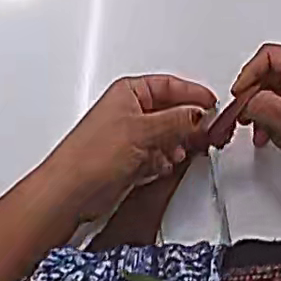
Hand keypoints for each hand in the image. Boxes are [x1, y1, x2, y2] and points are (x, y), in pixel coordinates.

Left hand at [40, 75, 215, 224]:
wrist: (67, 195)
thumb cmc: (90, 156)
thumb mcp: (143, 131)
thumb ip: (177, 121)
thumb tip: (201, 115)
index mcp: (129, 91)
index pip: (170, 85)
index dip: (193, 94)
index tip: (213, 103)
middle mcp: (129, 110)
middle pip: (170, 109)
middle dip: (188, 121)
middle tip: (207, 129)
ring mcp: (129, 135)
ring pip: (166, 133)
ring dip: (178, 142)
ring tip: (189, 148)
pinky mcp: (128, 159)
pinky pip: (158, 153)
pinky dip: (166, 158)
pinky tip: (169, 163)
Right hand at [219, 44, 280, 180]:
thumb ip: (262, 104)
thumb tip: (246, 99)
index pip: (268, 56)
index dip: (249, 74)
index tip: (240, 94)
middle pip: (267, 75)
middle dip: (254, 98)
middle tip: (245, 115)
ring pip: (270, 94)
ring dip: (261, 114)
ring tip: (262, 131)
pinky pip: (278, 108)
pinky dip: (271, 122)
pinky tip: (274, 137)